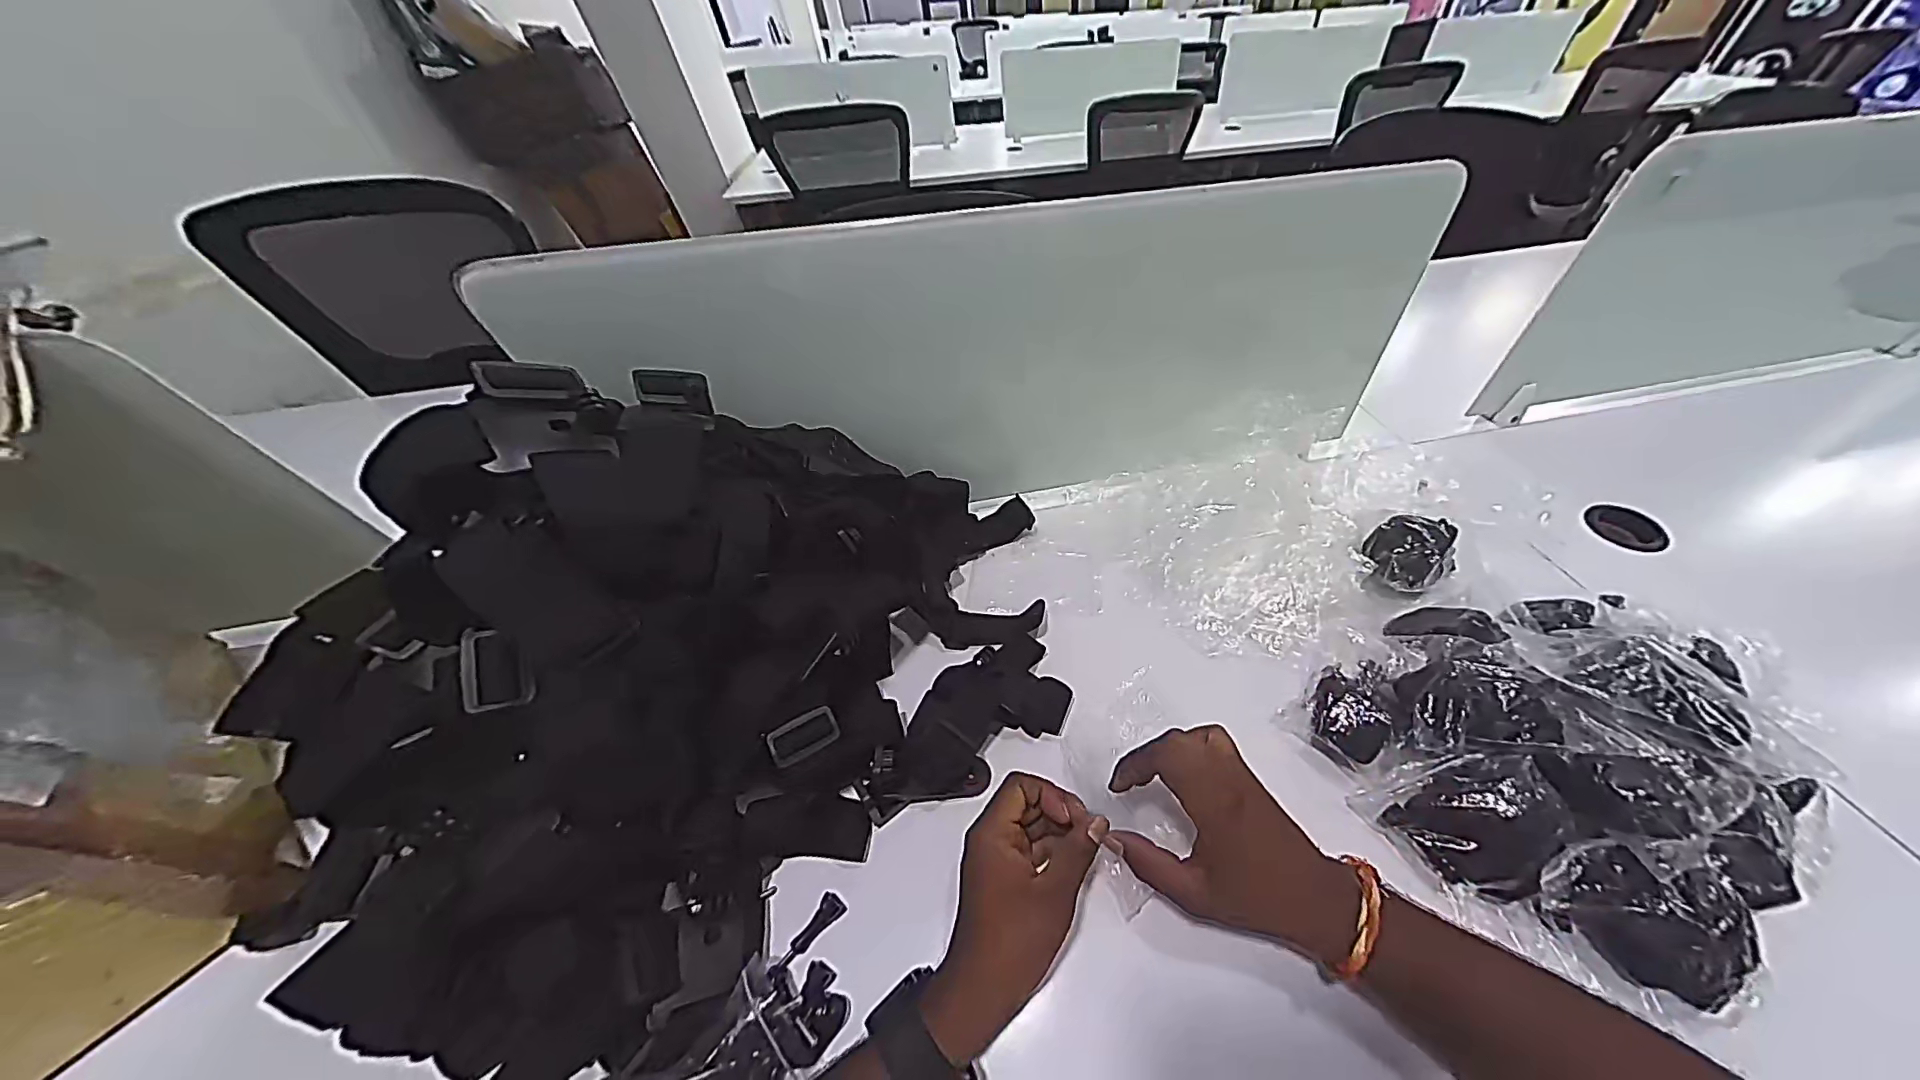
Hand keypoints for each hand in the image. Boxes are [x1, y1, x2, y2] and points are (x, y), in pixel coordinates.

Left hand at [919, 772, 1106, 1063]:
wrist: (983, 988)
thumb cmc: (1008, 946)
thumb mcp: (1055, 892)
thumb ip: (1077, 851)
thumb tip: (1094, 824)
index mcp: (992, 834)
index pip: (1021, 786)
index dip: (1053, 795)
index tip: (1075, 817)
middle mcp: (989, 840)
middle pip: (1026, 803)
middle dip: (1060, 812)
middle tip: (1087, 832)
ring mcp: (995, 859)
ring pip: (1030, 826)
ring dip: (1059, 832)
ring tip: (1084, 850)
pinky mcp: (1002, 877)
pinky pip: (1028, 848)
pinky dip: (1051, 851)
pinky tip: (1072, 866)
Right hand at [1108, 725, 1358, 966]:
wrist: (1316, 899)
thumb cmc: (1260, 898)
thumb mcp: (1194, 894)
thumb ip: (1148, 865)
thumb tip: (1117, 840)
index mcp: (1215, 803)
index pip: (1167, 757)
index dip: (1134, 764)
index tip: (1120, 784)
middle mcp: (1230, 781)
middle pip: (1179, 741)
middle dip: (1146, 755)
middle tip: (1131, 780)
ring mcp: (1243, 776)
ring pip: (1199, 736)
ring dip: (1169, 748)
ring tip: (1154, 771)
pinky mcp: (1251, 779)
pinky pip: (1216, 743)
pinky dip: (1191, 747)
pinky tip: (1184, 772)